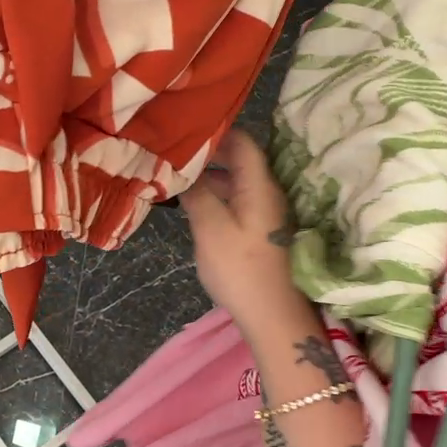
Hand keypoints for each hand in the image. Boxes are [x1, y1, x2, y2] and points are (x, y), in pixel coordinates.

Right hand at [180, 132, 313, 340]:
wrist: (272, 315)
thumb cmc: (241, 269)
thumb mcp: (210, 228)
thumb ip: (197, 194)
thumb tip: (182, 170)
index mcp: (259, 186)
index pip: (242, 142)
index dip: (216, 132)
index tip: (184, 132)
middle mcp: (267, 193)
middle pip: (240, 160)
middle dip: (208, 154)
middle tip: (174, 154)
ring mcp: (266, 213)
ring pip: (237, 182)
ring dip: (210, 177)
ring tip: (178, 178)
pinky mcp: (261, 231)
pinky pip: (237, 201)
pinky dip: (216, 196)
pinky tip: (194, 204)